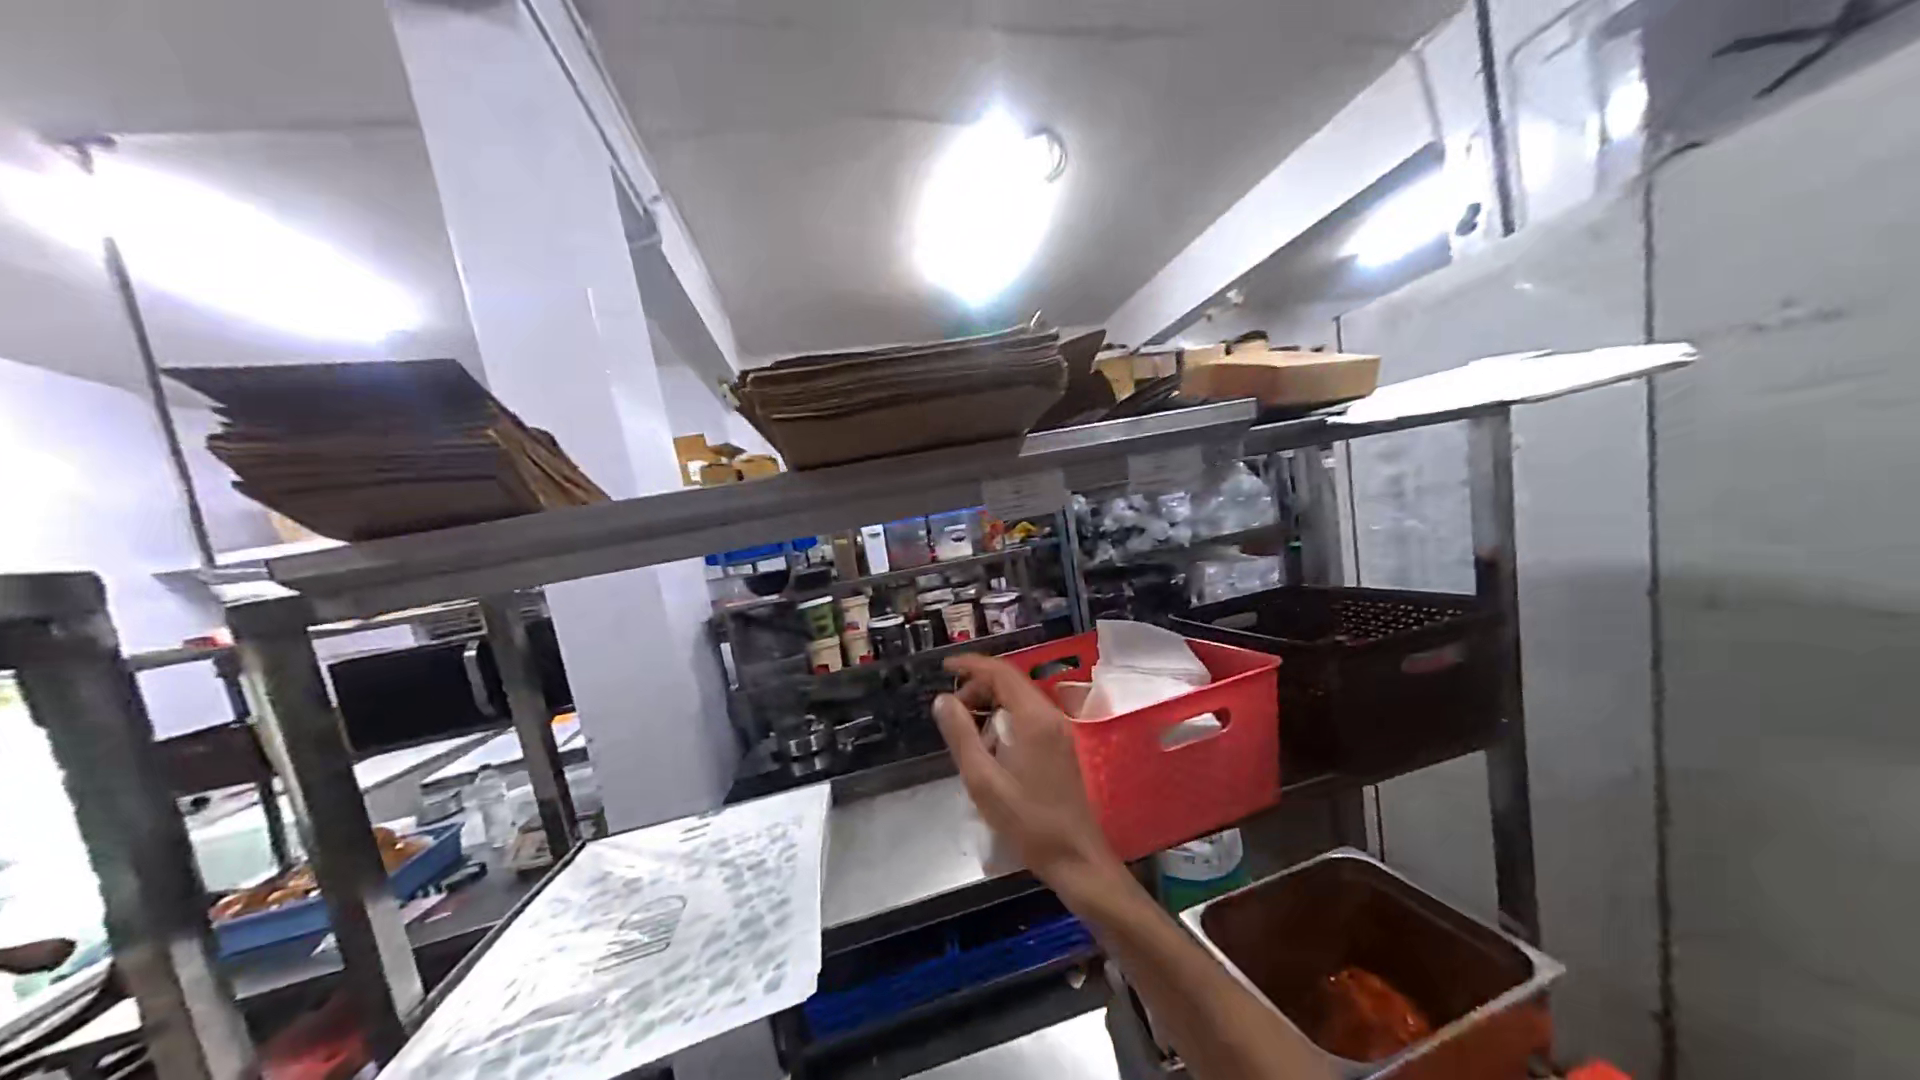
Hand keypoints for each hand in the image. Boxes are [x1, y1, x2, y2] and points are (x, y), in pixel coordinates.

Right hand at [932, 654, 1125, 901]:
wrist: (1075, 856)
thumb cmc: (1028, 822)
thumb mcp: (983, 780)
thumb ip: (961, 735)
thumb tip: (942, 700)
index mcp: (1034, 718)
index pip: (1000, 673)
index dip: (971, 665)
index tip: (945, 666)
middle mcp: (1050, 715)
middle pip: (1010, 682)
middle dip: (978, 687)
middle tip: (952, 711)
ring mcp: (1059, 730)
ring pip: (1019, 699)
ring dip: (991, 704)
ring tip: (968, 732)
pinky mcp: (1060, 744)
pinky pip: (1028, 715)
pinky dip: (1005, 718)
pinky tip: (990, 746)